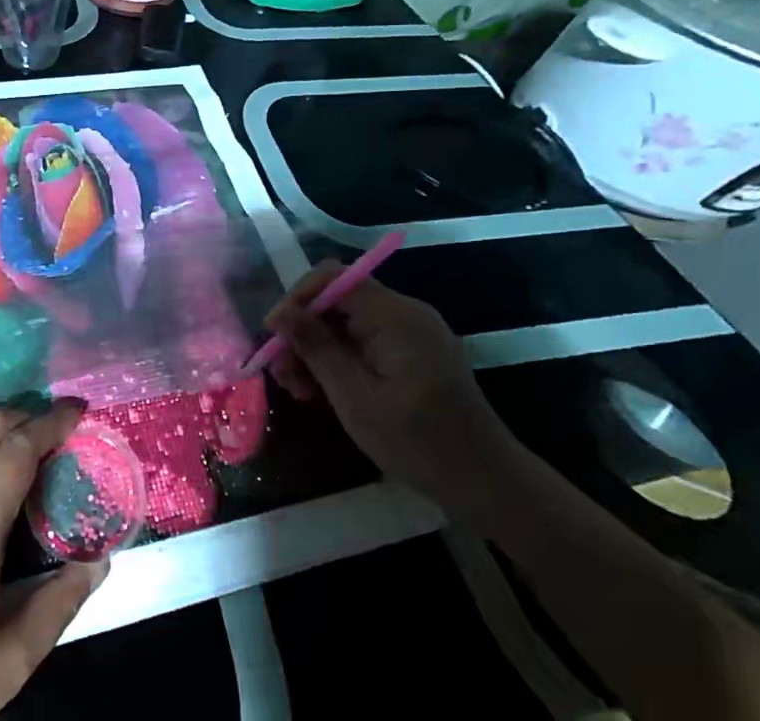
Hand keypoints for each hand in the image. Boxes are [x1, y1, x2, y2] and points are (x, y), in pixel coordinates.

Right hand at [264, 265, 524, 510]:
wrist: (485, 482)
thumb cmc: (418, 443)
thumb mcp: (354, 398)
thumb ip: (317, 348)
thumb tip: (280, 313)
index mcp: (397, 317)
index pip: (334, 278)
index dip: (296, 298)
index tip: (273, 335)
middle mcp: (405, 313)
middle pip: (335, 299)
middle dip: (302, 331)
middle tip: (282, 375)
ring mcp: (410, 331)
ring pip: (343, 322)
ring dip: (314, 349)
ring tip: (300, 390)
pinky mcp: (410, 350)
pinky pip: (361, 339)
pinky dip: (336, 358)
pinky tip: (322, 390)